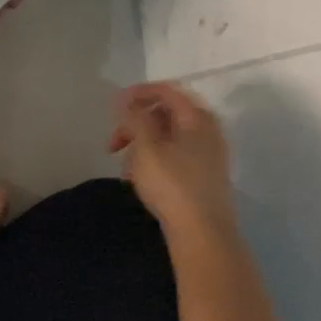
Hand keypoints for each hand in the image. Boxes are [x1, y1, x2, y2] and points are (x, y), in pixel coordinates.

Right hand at [107, 83, 233, 234]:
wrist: (202, 230)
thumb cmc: (171, 184)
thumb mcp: (146, 147)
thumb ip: (135, 119)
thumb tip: (126, 101)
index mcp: (196, 118)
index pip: (166, 91)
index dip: (138, 93)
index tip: (112, 105)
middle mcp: (207, 130)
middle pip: (166, 113)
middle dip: (135, 123)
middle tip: (113, 143)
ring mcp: (208, 153)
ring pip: (168, 136)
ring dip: (142, 143)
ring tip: (125, 166)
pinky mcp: (204, 173)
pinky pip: (175, 153)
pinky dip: (154, 157)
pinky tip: (141, 177)